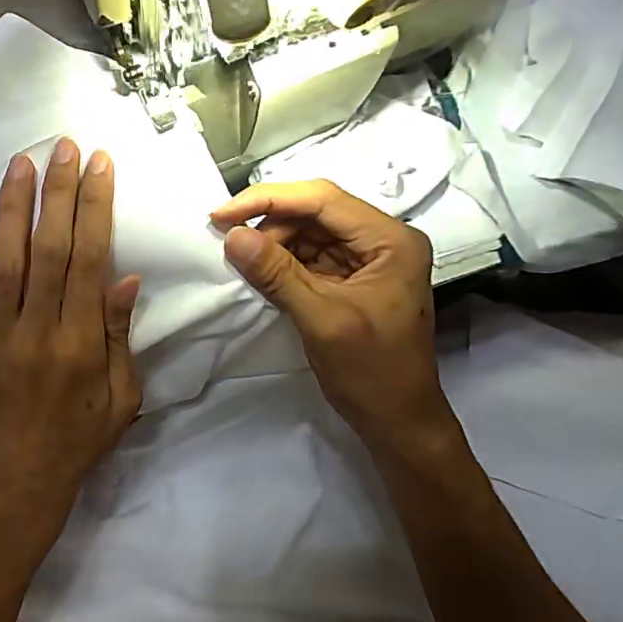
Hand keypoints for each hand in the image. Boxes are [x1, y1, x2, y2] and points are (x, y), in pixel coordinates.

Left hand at [0, 138, 143, 547]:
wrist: (24, 481)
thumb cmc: (83, 439)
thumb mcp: (123, 397)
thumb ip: (120, 336)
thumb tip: (124, 279)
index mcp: (81, 343)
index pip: (89, 260)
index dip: (95, 209)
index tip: (101, 168)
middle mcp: (38, 330)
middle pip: (50, 248)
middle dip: (59, 193)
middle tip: (65, 148)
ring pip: (6, 260)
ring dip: (13, 208)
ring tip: (21, 163)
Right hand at [211, 180, 446, 445]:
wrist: (399, 422)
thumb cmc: (372, 372)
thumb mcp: (321, 320)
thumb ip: (277, 274)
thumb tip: (232, 237)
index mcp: (390, 240)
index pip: (323, 200)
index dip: (268, 200)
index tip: (222, 215)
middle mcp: (383, 239)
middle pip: (316, 211)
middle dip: (270, 222)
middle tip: (228, 241)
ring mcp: (369, 259)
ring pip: (311, 232)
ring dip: (274, 241)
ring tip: (241, 258)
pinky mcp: (354, 278)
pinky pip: (312, 255)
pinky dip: (283, 261)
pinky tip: (260, 270)